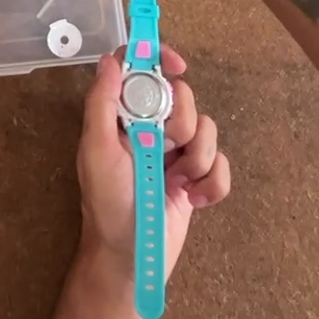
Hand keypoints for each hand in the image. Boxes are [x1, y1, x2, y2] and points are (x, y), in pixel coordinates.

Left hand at [75, 45, 231, 296]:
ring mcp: (176, 152)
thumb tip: (110, 59)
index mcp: (123, 115)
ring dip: (197, 159)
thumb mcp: (96, 151)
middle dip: (182, 124)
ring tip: (177, 183)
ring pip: (207, 130)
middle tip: (166, 149)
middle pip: (183, 97)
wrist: (133, 260)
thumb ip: (102, 104)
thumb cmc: (108, 203)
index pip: (142, 70)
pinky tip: (193, 199)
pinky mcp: (197, 178)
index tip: (178, 66)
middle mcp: (151, 127)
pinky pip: (222, 165)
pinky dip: (212, 184)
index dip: (160, 58)